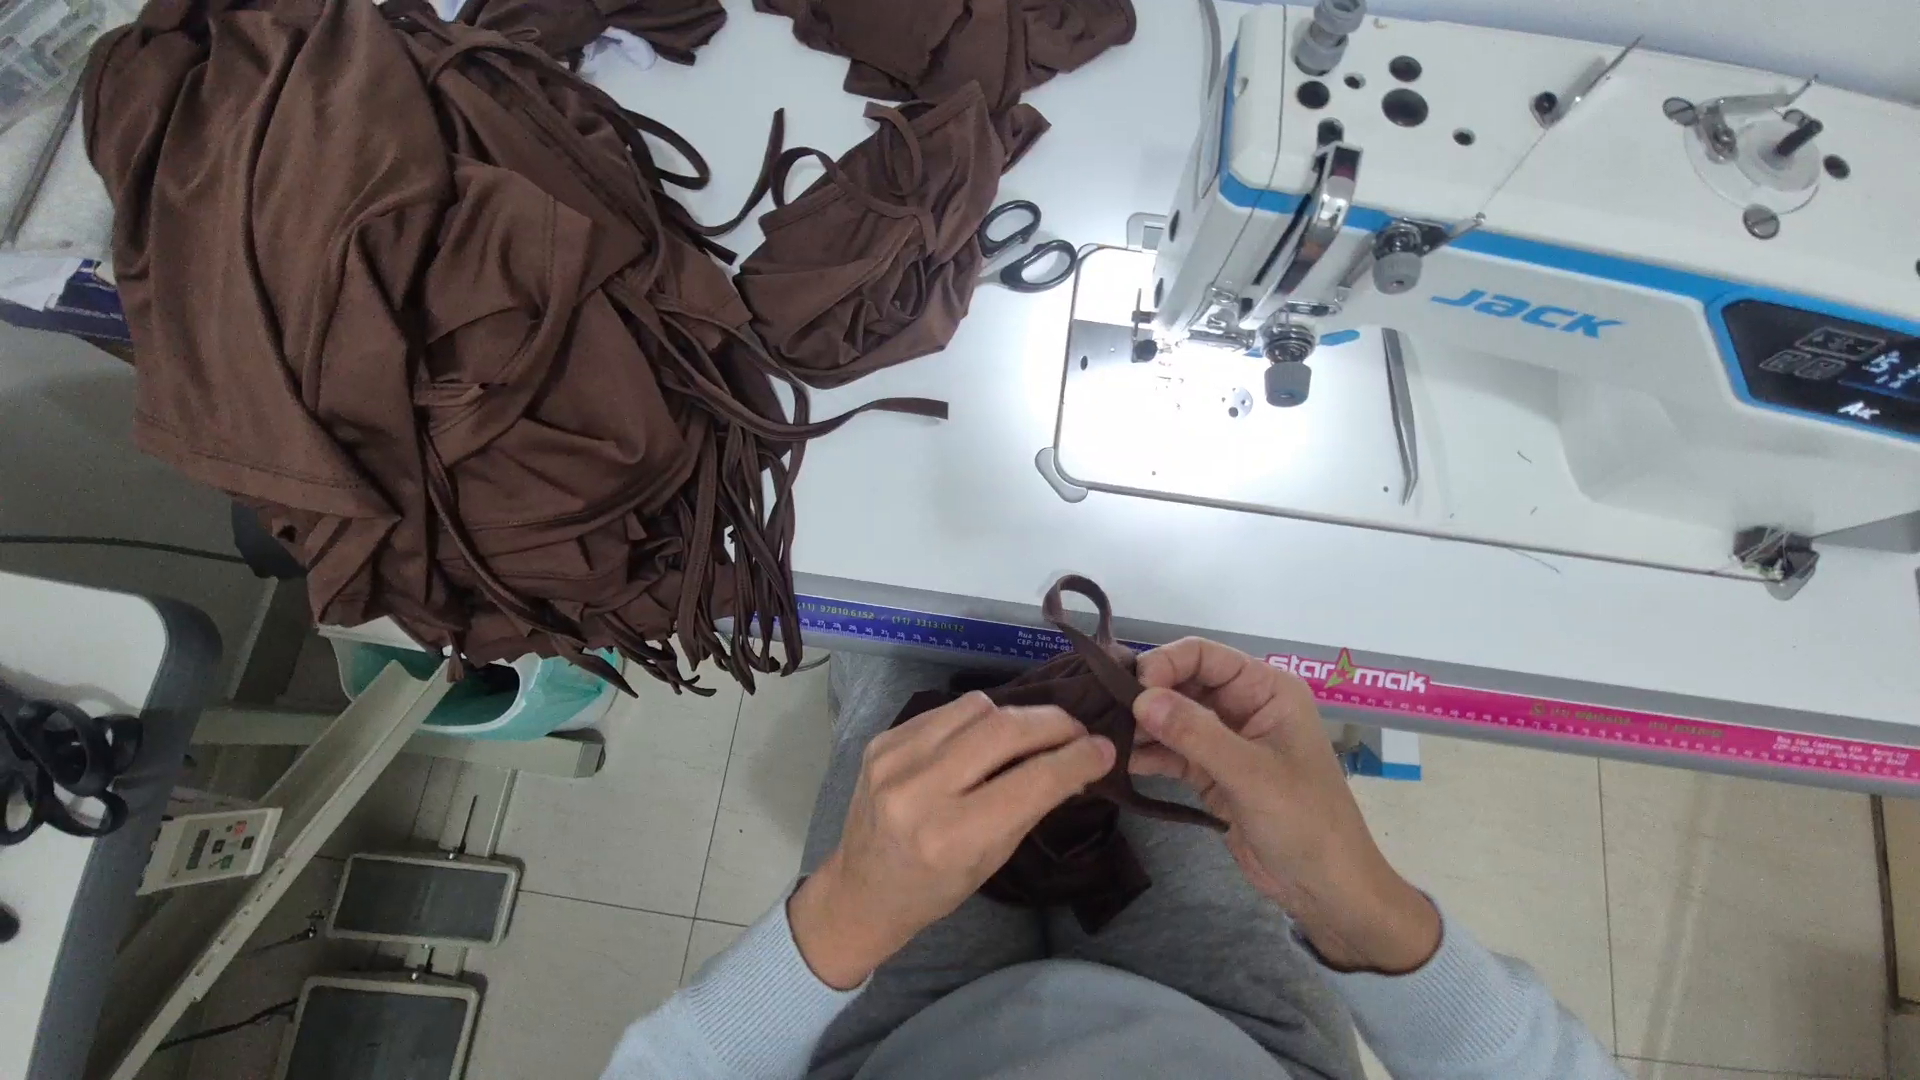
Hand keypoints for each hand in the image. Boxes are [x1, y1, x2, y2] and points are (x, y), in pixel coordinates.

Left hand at [788, 692, 1114, 988]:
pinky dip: (976, 719)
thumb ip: (1034, 804)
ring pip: (978, 706)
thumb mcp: (993, 858)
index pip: (1032, 780)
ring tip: (1030, 733)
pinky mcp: (882, 739)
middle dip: (1053, 723)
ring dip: (1015, 715)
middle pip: (1005, 729)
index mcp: (952, 836)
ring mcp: (894, 758)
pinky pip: (946, 710)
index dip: (1077, 758)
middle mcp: (918, 789)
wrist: (861, 889)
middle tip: (1077, 730)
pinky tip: (985, 737)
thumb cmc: (935, 887)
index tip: (1104, 748)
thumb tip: (1081, 758)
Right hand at [1130, 638, 1440, 973]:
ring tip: (1100, 735)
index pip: (1204, 655)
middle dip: (1144, 694)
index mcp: (1266, 690)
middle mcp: (1243, 705)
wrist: (1328, 894)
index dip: (1165, 664)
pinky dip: (1145, 754)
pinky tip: (1114, 761)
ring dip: (1139, 725)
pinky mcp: (1210, 771)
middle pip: (1181, 682)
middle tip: (1102, 711)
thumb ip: (1196, 733)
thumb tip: (1140, 698)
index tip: (1131, 690)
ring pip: (1171, 716)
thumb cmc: (1307, 825)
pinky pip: (1170, 751)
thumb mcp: (1252, 775)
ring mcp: (1225, 739)